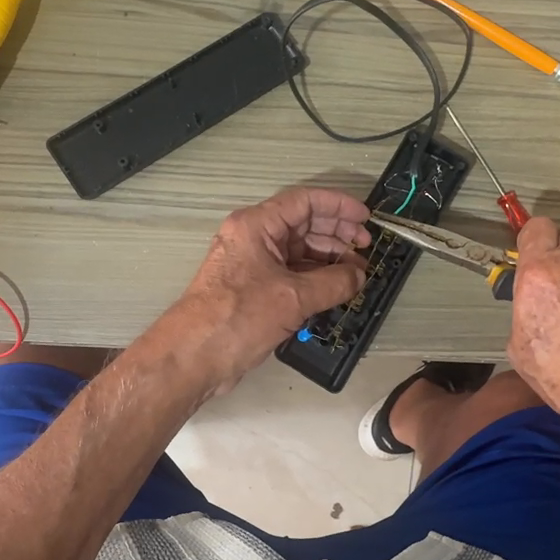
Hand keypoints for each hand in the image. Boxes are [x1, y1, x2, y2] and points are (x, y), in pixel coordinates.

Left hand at [168, 187, 370, 391]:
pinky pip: (292, 273)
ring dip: (329, 258)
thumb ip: (333, 283)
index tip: (366, 219)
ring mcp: (253, 264)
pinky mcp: (255, 289)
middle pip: (303, 223)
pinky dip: (316, 277)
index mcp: (256, 225)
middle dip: (337, 233)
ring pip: (299, 250)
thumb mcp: (293, 298)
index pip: (305, 201)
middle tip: (367, 248)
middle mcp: (253, 237)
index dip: (339, 206)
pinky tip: (338, 287)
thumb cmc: (238, 317)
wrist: (193, 357)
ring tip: (358, 271)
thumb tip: (359, 275)